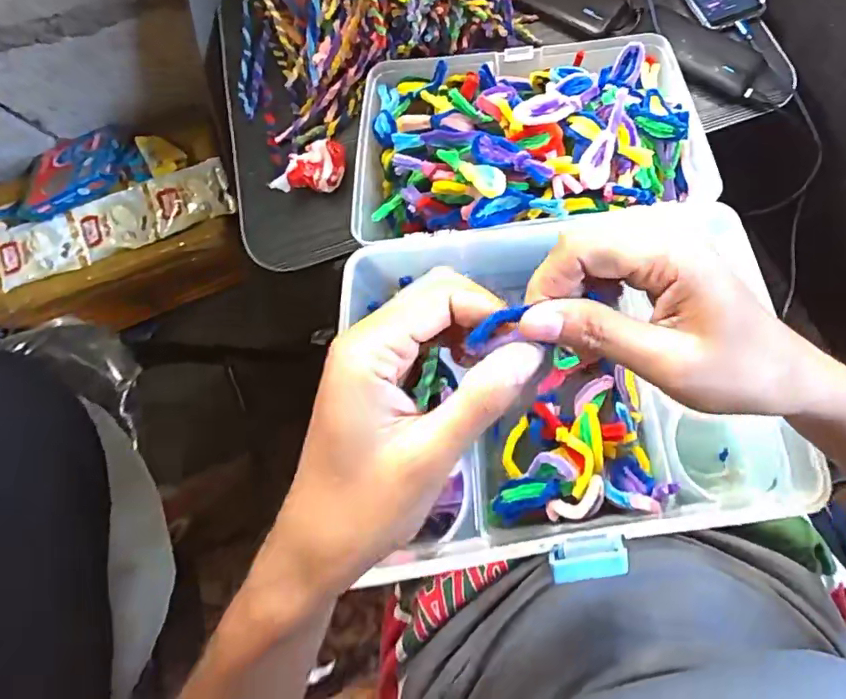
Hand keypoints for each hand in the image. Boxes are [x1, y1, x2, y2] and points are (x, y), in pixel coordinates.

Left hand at [260, 268, 544, 597]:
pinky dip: (454, 346)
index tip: (526, 344)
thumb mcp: (431, 456)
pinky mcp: (375, 371)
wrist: (313, 552)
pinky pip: (422, 338)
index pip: (440, 296)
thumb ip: (482, 398)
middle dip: (481, 314)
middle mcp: (365, 338)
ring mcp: (368, 353)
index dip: (488, 310)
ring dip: (470, 329)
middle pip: (435, 293)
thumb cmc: (366, 510)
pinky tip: (473, 373)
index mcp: (368, 349)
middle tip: (517, 354)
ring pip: (431, 312)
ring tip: (501, 365)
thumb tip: (531, 350)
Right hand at [516, 210, 837, 416]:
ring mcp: (664, 239)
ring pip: (591, 250)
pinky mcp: (663, 254)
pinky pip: (611, 260)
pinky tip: (598, 322)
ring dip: (573, 292)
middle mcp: (664, 230)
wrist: (788, 375)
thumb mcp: (666, 363)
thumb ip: (599, 334)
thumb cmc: (739, 375)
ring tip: (576, 337)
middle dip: (557, 289)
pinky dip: (593, 290)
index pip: (582, 245)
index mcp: (670, 250)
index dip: (548, 284)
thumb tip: (532, 321)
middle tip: (554, 340)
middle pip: (582, 242)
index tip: (534, 332)